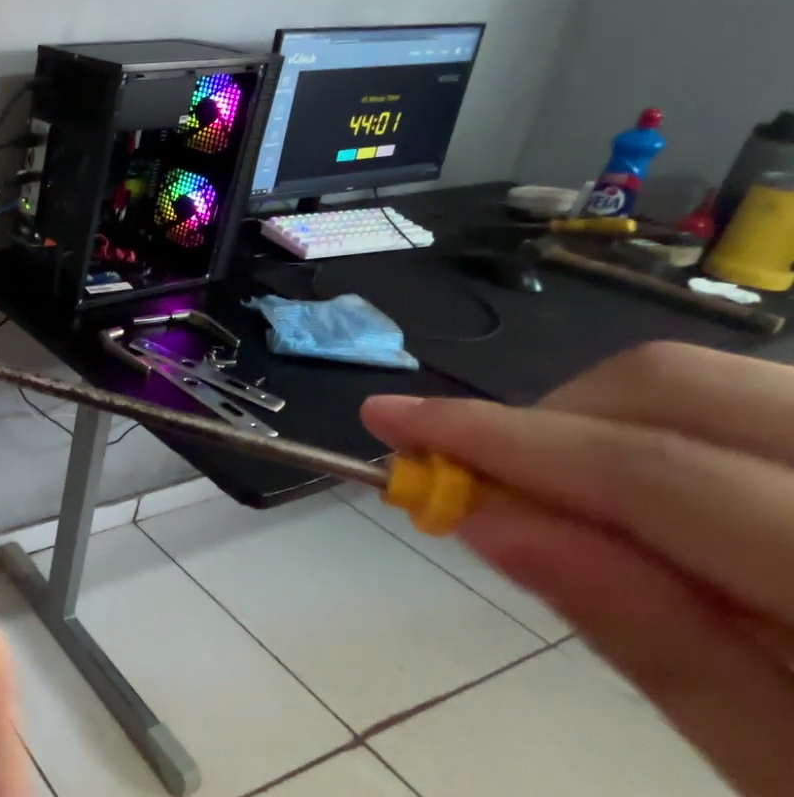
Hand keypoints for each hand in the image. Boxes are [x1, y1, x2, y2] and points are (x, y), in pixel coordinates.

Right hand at [361, 343, 793, 796]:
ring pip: (735, 383)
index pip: (662, 476)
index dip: (502, 440)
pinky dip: (687, 439)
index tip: (388, 424)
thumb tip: (487, 518)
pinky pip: (774, 409)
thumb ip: (646, 633)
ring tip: (584, 512)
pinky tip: (680, 514)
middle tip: (482, 484)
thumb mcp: (792, 779)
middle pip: (694, 388)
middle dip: (555, 419)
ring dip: (616, 427)